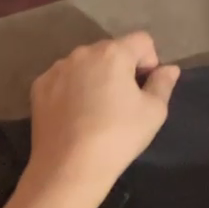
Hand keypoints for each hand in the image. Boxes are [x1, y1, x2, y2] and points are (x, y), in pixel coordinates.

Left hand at [26, 33, 179, 190]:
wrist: (69, 166)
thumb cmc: (119, 136)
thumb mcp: (154, 112)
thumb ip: (163, 83)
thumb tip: (169, 68)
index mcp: (113, 53)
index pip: (142, 41)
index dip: (150, 62)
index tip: (145, 90)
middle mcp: (83, 53)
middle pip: (112, 51)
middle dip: (121, 69)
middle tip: (123, 103)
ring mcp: (57, 69)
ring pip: (86, 64)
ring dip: (96, 77)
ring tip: (97, 111)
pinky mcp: (39, 87)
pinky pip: (64, 79)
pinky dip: (73, 90)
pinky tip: (75, 116)